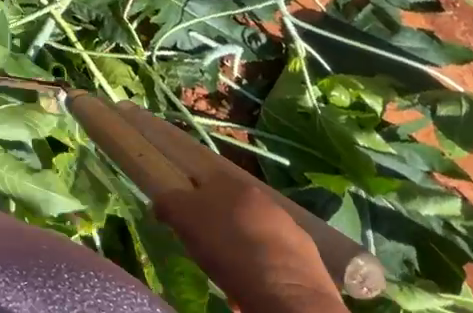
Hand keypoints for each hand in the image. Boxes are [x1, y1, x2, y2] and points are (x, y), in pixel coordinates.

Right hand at [153, 170, 348, 312]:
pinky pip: (276, 259)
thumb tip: (162, 205)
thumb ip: (166, 202)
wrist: (286, 294)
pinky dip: (263, 269)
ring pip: (254, 234)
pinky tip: (252, 285)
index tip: (183, 218)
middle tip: (204, 244)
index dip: (190, 196)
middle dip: (218, 223)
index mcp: (231, 182)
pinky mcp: (310, 260)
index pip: (204, 179)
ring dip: (241, 247)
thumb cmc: (225, 245)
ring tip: (229, 271)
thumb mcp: (179, 216)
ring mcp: (291, 229)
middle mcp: (263, 199)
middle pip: (232, 208)